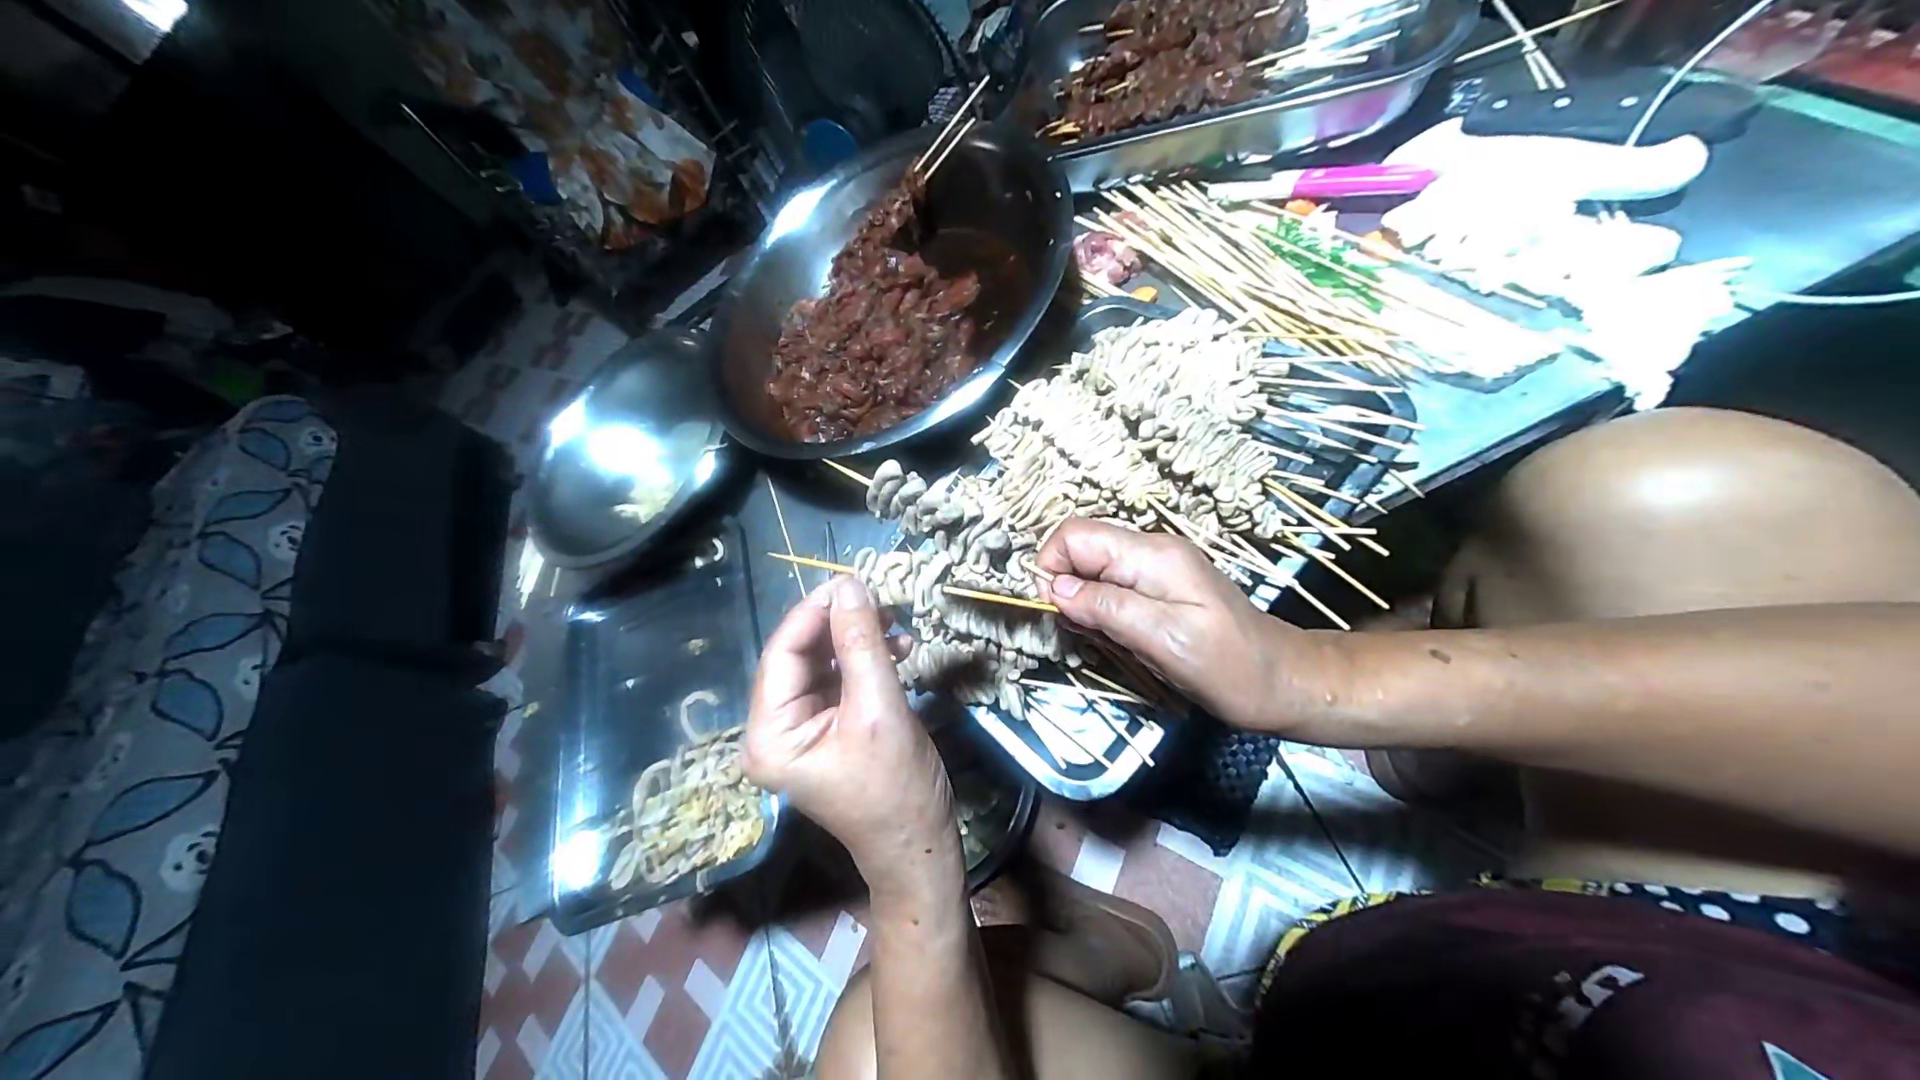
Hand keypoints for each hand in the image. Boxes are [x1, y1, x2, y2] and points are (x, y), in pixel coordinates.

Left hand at [745, 576, 956, 890]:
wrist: (920, 842)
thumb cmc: (896, 786)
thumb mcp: (879, 708)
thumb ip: (861, 643)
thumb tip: (849, 584)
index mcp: (769, 734)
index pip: (782, 654)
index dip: (813, 613)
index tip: (850, 579)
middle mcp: (772, 730)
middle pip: (800, 656)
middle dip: (840, 624)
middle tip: (878, 598)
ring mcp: (799, 729)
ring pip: (822, 663)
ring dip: (857, 639)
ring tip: (895, 622)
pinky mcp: (825, 727)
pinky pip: (838, 679)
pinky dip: (866, 659)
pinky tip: (897, 648)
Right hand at [1036, 518, 1336, 732]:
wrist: (1282, 682)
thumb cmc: (1229, 666)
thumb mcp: (1165, 640)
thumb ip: (1108, 608)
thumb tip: (1055, 587)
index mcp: (1152, 555)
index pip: (1076, 534)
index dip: (1052, 566)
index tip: (1056, 610)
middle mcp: (1151, 552)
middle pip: (1081, 549)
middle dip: (1065, 588)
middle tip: (1083, 631)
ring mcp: (1155, 570)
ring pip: (1091, 570)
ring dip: (1082, 604)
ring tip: (1105, 640)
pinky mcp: (1157, 589)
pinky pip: (1109, 588)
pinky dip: (1099, 612)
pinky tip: (1116, 639)